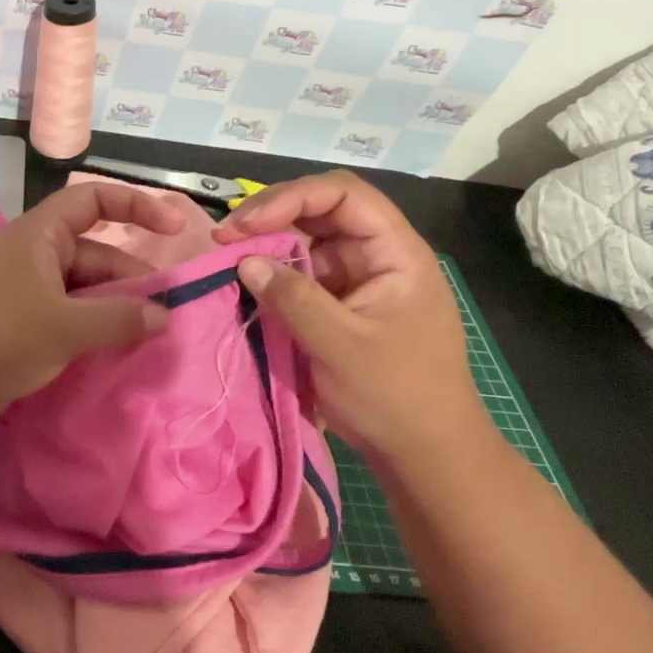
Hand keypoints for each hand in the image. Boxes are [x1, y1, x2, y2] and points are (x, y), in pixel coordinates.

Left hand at [0, 182, 183, 434]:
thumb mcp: (66, 327)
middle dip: (128, 278)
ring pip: (76, 288)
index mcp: (37, 235)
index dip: (136, 205)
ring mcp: (15, 289)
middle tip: (165, 314)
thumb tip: (163, 315)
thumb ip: (120, 319)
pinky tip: (108, 351)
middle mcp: (27, 254)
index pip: (92, 201)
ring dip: (109, 308)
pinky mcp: (9, 322)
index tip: (175, 229)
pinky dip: (85, 327)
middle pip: (90, 252)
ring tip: (144, 336)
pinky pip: (59, 314)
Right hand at [217, 171, 491, 465]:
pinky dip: (272, 275)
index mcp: (396, 254)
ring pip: (306, 242)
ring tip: (228, 258)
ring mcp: (358, 281)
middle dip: (272, 216)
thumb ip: (292, 299)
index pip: (345, 195)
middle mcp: (378, 257)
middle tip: (225, 238)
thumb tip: (244, 260)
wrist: (426, 457)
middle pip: (322, 211)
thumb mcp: (340, 347)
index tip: (247, 224)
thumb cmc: (395, 398)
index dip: (293, 197)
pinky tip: (246, 284)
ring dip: (267, 245)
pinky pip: (301, 275)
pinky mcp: (340, 306)